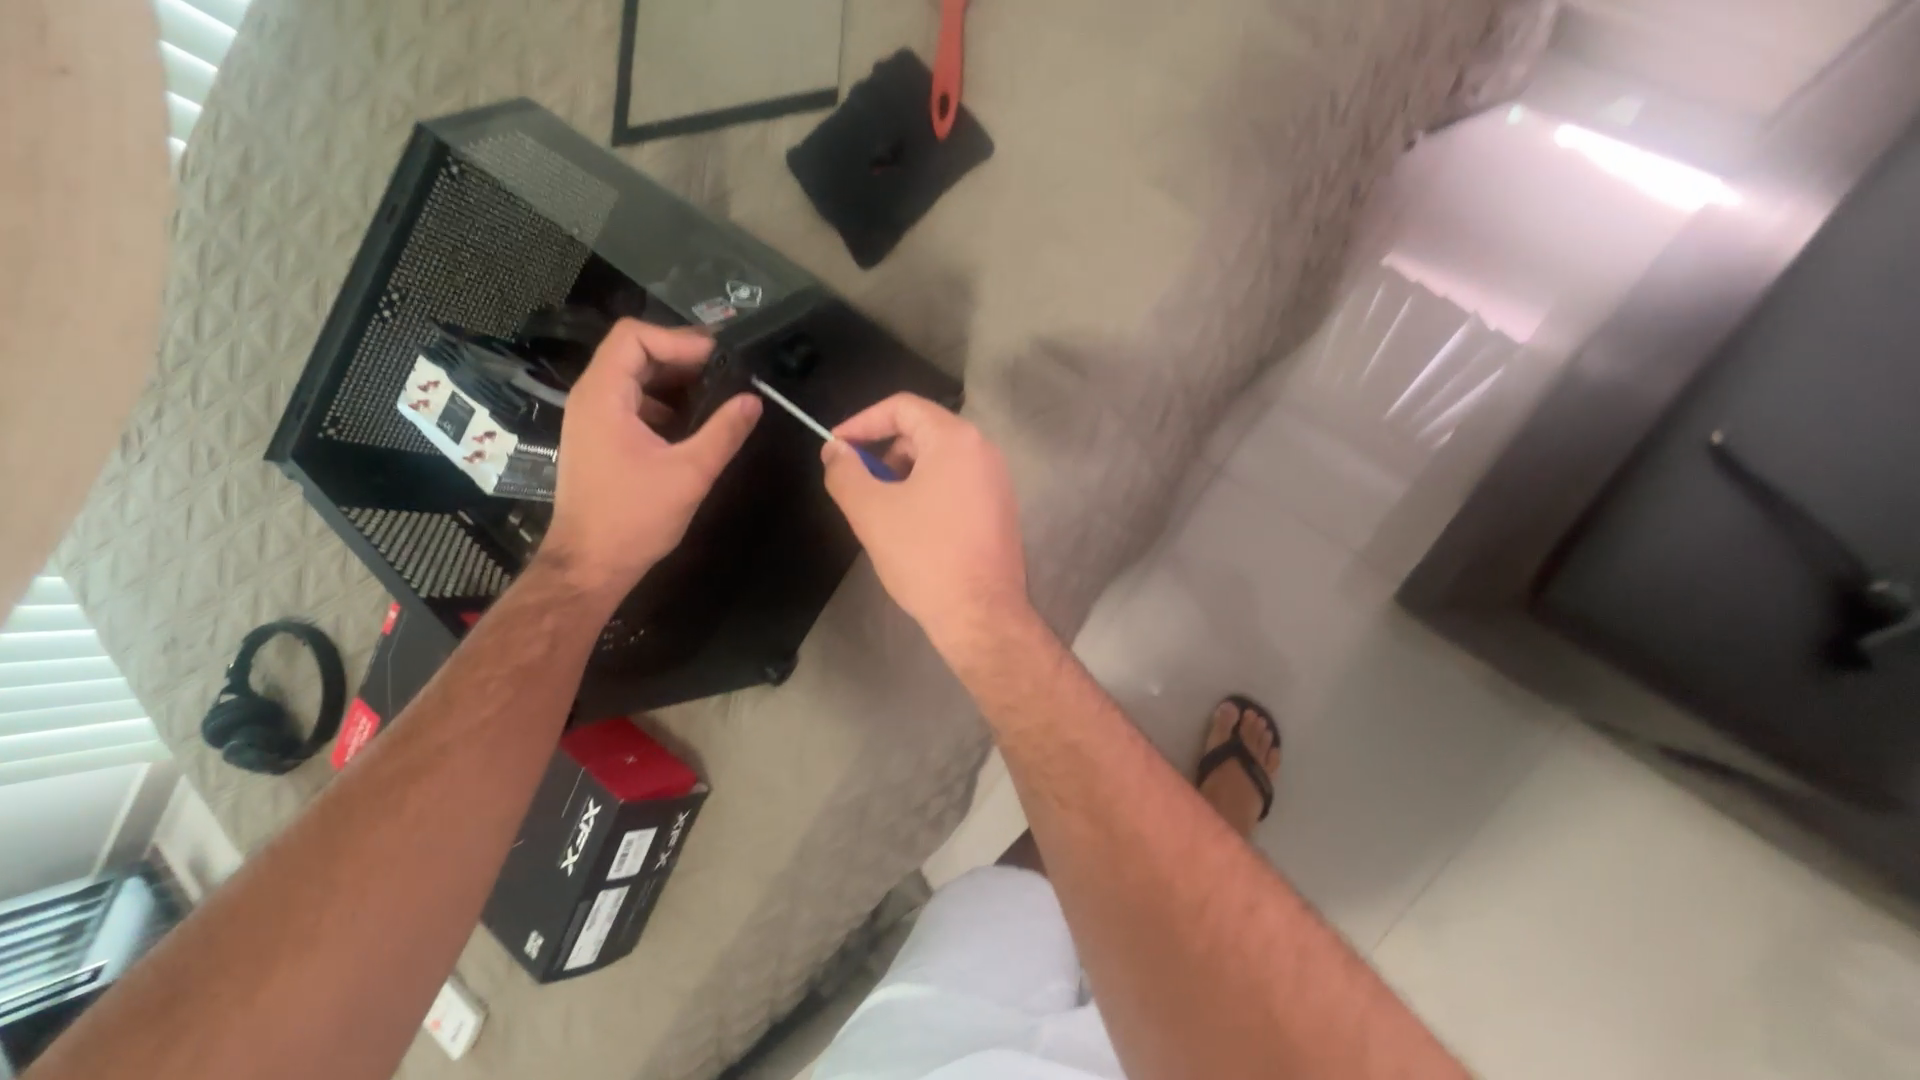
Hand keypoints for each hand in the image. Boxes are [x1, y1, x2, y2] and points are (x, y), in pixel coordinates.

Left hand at [543, 319, 760, 596]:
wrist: (590, 565)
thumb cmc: (634, 518)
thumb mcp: (690, 473)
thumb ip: (724, 432)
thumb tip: (753, 401)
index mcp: (603, 396)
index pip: (634, 336)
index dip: (678, 340)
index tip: (718, 360)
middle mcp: (591, 398)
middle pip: (634, 353)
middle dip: (682, 359)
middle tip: (726, 376)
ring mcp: (592, 419)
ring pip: (635, 379)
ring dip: (675, 383)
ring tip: (717, 399)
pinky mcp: (599, 439)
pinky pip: (632, 404)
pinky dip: (664, 406)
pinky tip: (694, 427)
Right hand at [821, 394, 1028, 648]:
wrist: (980, 614)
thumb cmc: (924, 556)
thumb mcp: (871, 511)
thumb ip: (846, 472)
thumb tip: (835, 450)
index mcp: (955, 440)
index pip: (902, 407)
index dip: (862, 422)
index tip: (835, 447)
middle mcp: (983, 451)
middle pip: (922, 432)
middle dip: (883, 453)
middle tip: (858, 486)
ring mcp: (997, 482)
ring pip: (938, 462)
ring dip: (903, 476)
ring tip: (881, 513)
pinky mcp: (999, 510)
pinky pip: (955, 486)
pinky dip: (927, 494)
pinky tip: (911, 530)